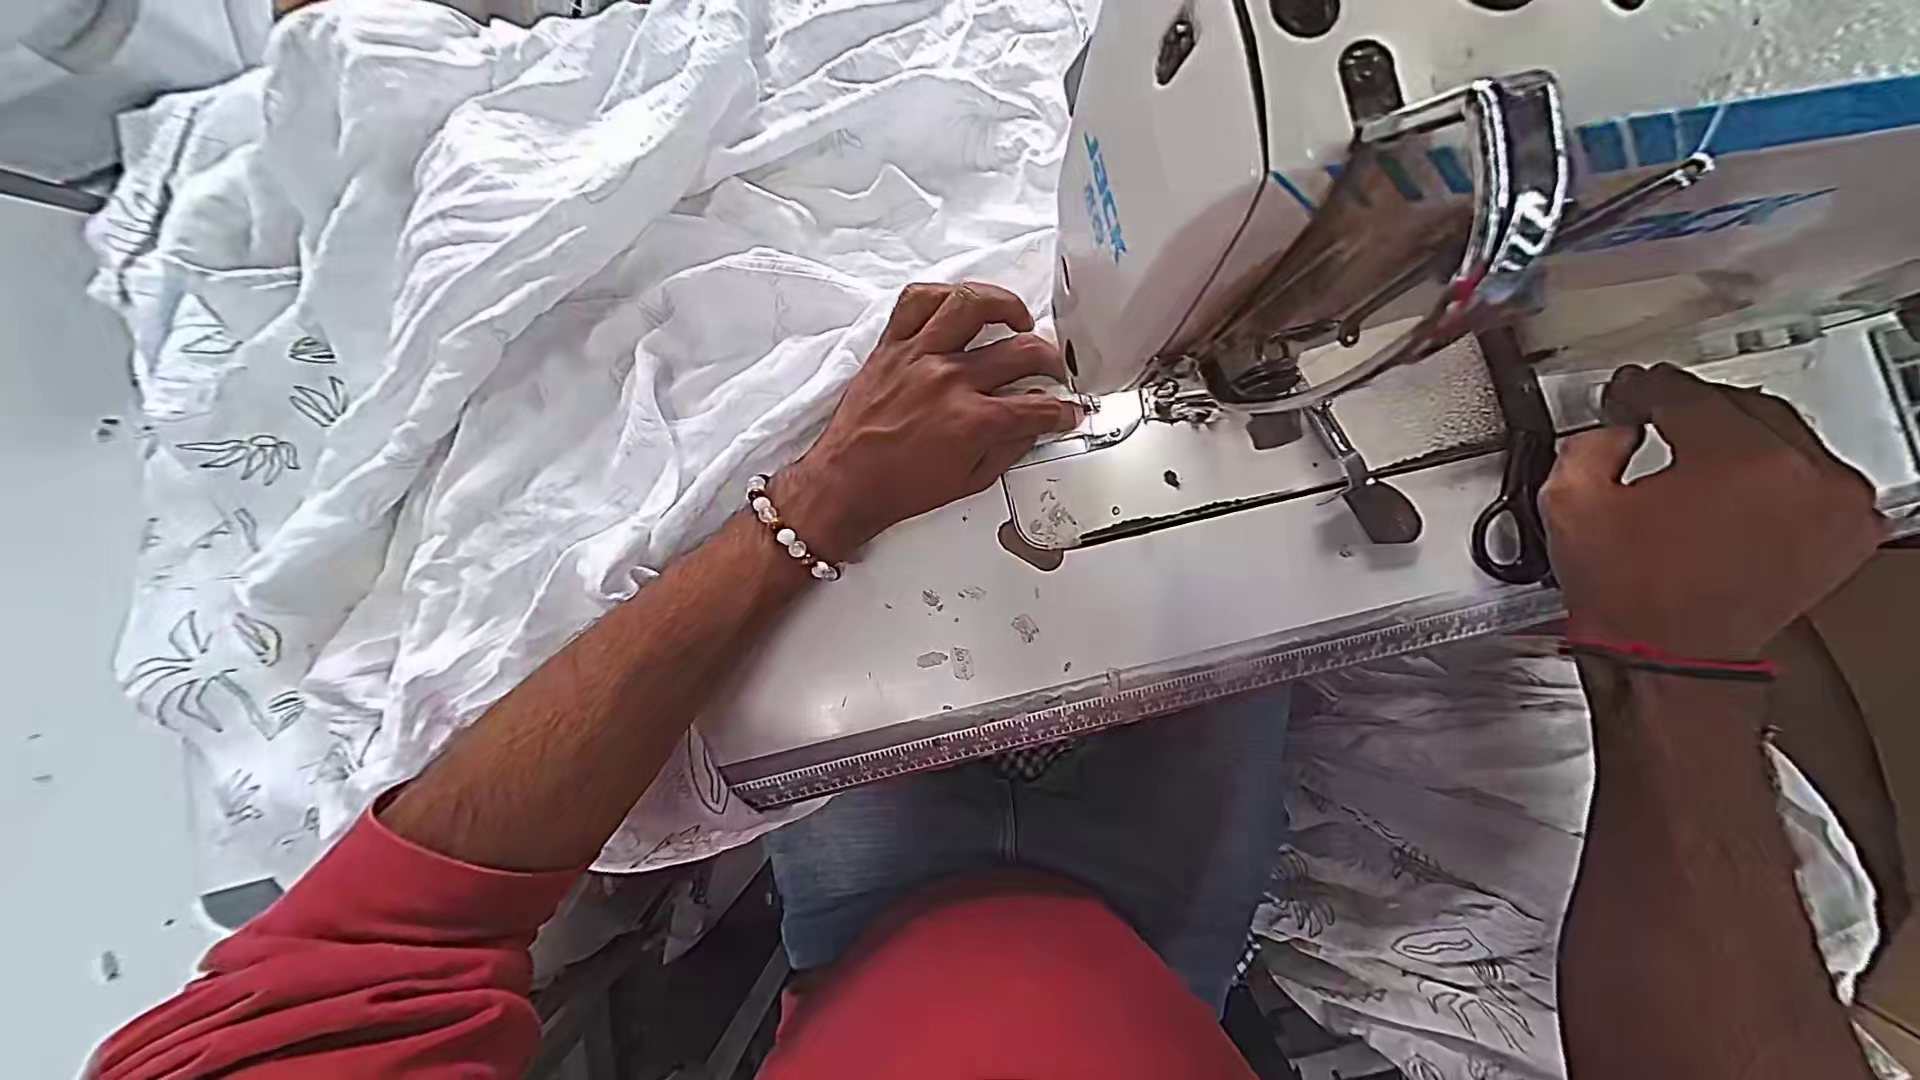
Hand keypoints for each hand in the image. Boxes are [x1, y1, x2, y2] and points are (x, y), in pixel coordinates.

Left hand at [774, 282, 1081, 558]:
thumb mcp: (970, 481)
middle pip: (1020, 351)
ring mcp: (918, 357)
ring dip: (1006, 306)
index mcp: (971, 422)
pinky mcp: (891, 347)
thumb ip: (1009, 448)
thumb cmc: (898, 487)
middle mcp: (947, 381)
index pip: (1037, 406)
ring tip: (1017, 319)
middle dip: (1051, 362)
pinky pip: (917, 300)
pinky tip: (959, 307)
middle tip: (1052, 371)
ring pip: (972, 304)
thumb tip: (1035, 426)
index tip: (1067, 410)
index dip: (1062, 410)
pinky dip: (944, 295)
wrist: (847, 483)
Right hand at [1541, 364, 1883, 658]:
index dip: (1646, 387)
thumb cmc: (1625, 589)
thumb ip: (1588, 446)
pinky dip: (1768, 468)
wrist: (1667, 647)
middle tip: (1651, 406)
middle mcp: (1804, 474)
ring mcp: (1836, 504)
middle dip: (1690, 403)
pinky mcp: (1845, 530)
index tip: (1630, 387)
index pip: (1688, 397)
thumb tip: (1613, 430)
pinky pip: (1810, 476)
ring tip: (1686, 441)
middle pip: (1745, 407)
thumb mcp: (1568, 503)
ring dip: (1731, 432)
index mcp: (1737, 460)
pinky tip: (1726, 478)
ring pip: (1785, 438)